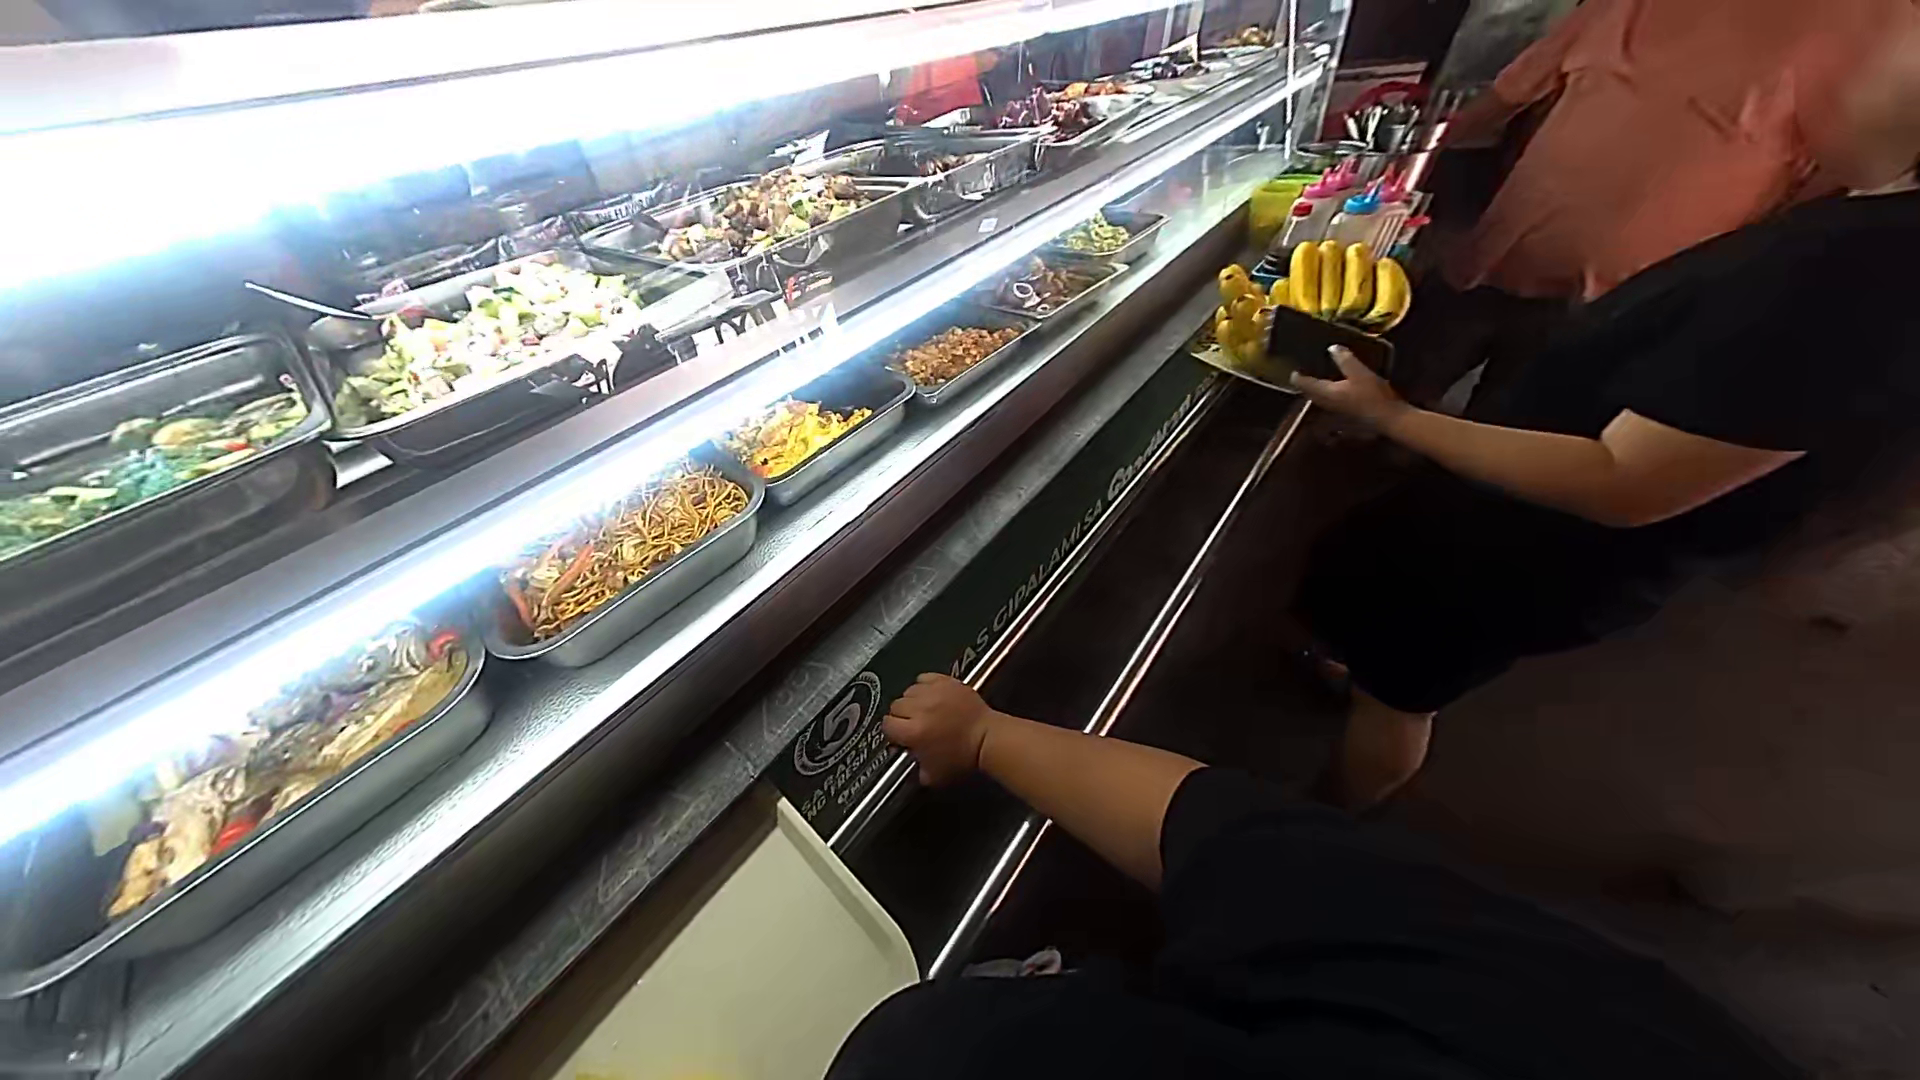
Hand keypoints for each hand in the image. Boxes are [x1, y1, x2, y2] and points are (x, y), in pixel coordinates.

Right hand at [883, 673, 1000, 785]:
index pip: (887, 724)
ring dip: (913, 699)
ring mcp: (933, 692)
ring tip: (924, 708)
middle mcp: (920, 709)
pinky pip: (924, 677)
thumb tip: (907, 755)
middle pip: (896, 705)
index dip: (892, 731)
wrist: (988, 737)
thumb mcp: (933, 775)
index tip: (901, 734)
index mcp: (914, 732)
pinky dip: (925, 685)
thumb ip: (914, 766)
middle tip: (914, 722)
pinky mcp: (945, 681)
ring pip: (909, 690)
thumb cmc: (962, 758)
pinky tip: (931, 694)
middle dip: (902, 715)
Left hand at [1291, 346, 1408, 427]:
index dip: (1297, 376)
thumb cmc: (1372, 395)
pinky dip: (1324, 392)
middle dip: (1303, 383)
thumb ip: (1345, 360)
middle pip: (1308, 392)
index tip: (1293, 369)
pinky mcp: (1342, 412)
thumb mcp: (1360, 373)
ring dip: (1313, 389)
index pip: (1304, 384)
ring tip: (1314, 377)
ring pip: (1316, 397)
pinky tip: (1332, 387)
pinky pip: (1326, 400)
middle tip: (1302, 372)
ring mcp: (1332, 409)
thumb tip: (1331, 348)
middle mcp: (1324, 402)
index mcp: (1325, 392)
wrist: (1387, 418)